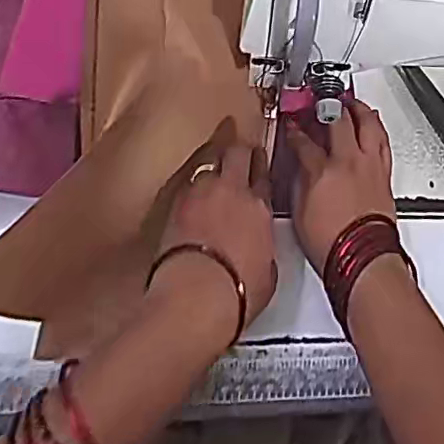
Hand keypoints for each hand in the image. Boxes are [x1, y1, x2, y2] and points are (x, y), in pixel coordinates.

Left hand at [155, 122, 277, 344]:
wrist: (197, 296)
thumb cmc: (235, 292)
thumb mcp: (267, 271)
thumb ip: (263, 246)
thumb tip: (256, 247)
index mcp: (259, 207)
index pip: (263, 174)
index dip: (260, 164)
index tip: (259, 160)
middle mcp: (232, 191)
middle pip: (237, 153)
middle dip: (238, 148)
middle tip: (238, 147)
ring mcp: (202, 193)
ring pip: (209, 160)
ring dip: (213, 161)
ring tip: (213, 164)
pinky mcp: (176, 203)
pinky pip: (187, 182)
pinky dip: (192, 184)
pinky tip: (192, 191)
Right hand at [283, 99, 396, 270]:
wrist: (363, 260)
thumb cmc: (333, 244)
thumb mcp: (300, 212)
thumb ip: (300, 182)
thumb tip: (300, 167)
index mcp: (322, 170)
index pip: (304, 141)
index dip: (295, 131)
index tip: (293, 127)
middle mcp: (348, 162)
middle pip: (338, 120)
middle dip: (327, 106)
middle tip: (322, 100)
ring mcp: (369, 166)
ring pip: (368, 124)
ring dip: (358, 109)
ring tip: (352, 102)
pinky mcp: (384, 174)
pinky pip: (382, 141)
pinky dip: (376, 128)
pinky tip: (374, 125)